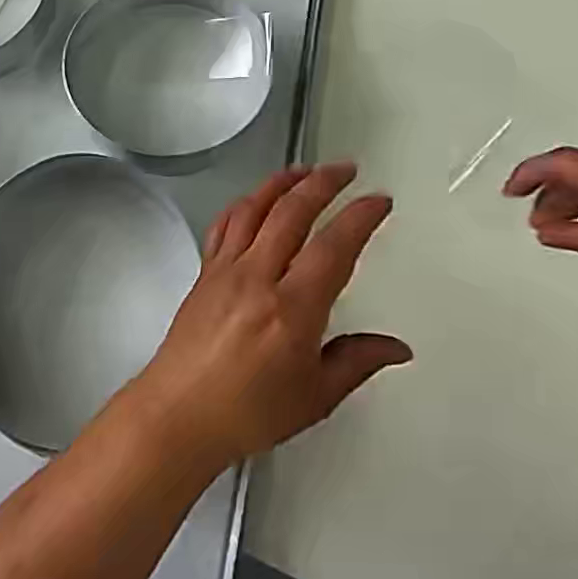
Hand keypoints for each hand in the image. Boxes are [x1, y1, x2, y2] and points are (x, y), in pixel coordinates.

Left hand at [123, 163, 411, 472]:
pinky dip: (242, 206)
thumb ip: (356, 360)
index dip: (358, 218)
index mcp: (292, 307)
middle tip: (344, 168)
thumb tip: (396, 346)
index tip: (378, 200)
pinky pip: (222, 228)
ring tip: (302, 170)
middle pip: (289, 214)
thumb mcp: (316, 395)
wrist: (181, 408)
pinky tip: (252, 201)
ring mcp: (223, 270)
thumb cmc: (252, 410)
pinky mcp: (203, 273)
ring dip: (278, 185)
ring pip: (251, 211)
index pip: (332, 247)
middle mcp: (256, 277)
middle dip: (320, 184)